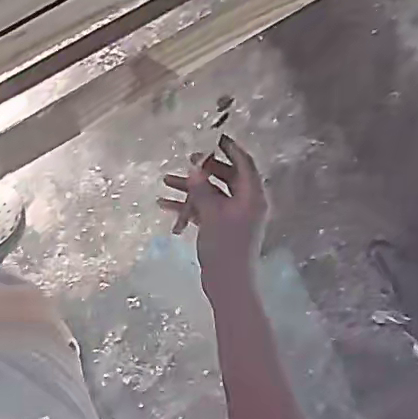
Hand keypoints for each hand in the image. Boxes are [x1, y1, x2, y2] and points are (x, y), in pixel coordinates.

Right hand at [159, 134, 267, 296]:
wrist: (228, 283)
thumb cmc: (225, 247)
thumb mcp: (212, 214)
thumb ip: (202, 189)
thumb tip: (194, 168)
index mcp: (252, 196)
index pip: (244, 164)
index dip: (230, 149)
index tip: (215, 136)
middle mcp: (246, 203)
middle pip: (226, 177)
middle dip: (205, 168)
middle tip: (188, 158)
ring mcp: (233, 216)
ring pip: (212, 193)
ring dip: (190, 187)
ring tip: (166, 180)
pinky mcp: (221, 228)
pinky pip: (205, 209)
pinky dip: (188, 205)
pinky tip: (165, 204)